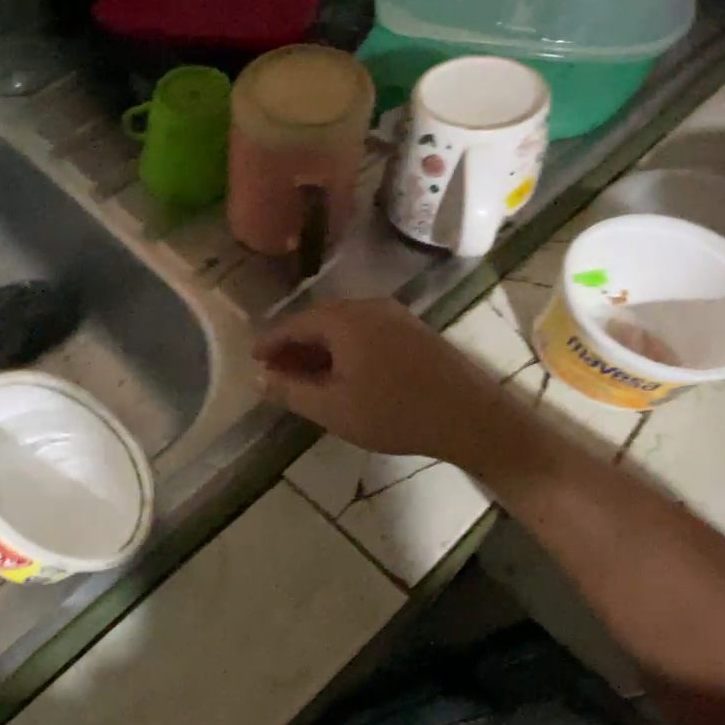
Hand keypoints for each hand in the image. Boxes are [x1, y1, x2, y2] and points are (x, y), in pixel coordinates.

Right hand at [254, 298, 518, 467]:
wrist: (471, 418)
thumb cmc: (394, 413)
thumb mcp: (332, 408)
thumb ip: (290, 391)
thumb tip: (261, 378)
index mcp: (343, 319)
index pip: (293, 324)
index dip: (270, 343)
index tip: (252, 361)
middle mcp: (368, 306)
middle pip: (318, 321)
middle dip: (294, 346)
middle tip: (276, 372)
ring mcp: (395, 316)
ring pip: (343, 327)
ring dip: (319, 349)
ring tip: (305, 377)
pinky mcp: (414, 331)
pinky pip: (365, 332)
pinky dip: (344, 349)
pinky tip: (342, 374)